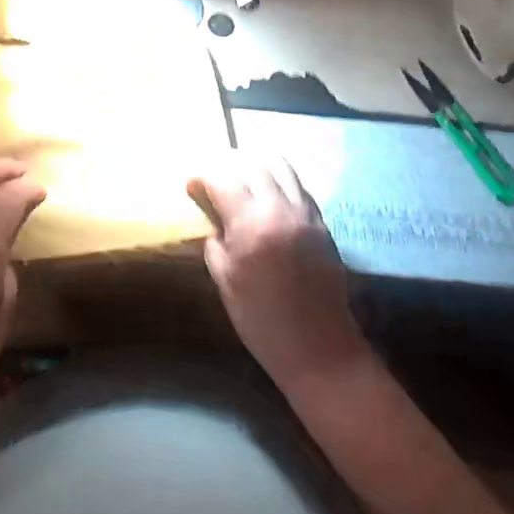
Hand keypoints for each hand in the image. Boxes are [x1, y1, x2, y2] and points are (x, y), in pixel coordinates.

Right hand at [190, 158, 366, 381]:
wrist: (319, 350)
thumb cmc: (260, 320)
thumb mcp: (223, 278)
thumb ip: (216, 238)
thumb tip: (213, 216)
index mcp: (251, 224)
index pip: (222, 178)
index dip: (202, 177)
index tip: (191, 188)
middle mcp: (281, 209)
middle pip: (251, 163)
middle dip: (226, 167)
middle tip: (212, 183)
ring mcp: (306, 214)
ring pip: (279, 166)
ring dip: (254, 167)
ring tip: (239, 184)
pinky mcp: (322, 223)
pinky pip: (296, 186)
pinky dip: (277, 182)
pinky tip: (264, 200)